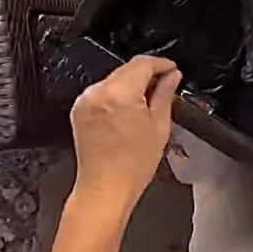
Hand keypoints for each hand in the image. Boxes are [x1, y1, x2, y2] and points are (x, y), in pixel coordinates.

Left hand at [70, 55, 181, 211]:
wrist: (105, 188)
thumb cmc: (132, 166)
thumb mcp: (159, 126)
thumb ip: (166, 94)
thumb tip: (172, 77)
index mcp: (119, 94)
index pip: (142, 64)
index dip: (161, 63)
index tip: (172, 68)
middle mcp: (97, 93)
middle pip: (127, 69)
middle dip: (148, 73)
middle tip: (167, 83)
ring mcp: (85, 101)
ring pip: (115, 79)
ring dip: (133, 83)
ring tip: (150, 100)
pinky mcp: (80, 110)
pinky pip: (103, 91)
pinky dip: (119, 94)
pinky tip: (132, 109)